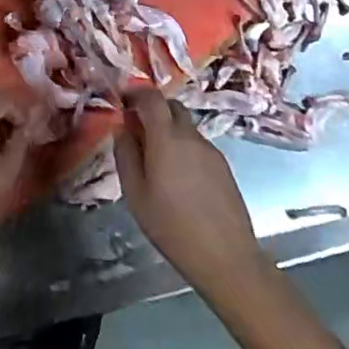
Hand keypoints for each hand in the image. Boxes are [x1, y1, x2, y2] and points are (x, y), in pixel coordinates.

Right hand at [114, 88, 263, 291]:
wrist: (226, 256)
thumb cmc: (171, 226)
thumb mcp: (136, 194)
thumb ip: (126, 155)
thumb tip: (122, 128)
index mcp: (167, 138)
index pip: (152, 98)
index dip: (136, 92)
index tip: (122, 99)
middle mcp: (191, 136)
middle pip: (172, 107)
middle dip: (152, 110)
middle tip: (135, 129)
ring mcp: (211, 150)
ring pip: (185, 128)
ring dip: (168, 132)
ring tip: (155, 161)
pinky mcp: (223, 165)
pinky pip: (197, 146)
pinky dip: (183, 148)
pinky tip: (178, 178)